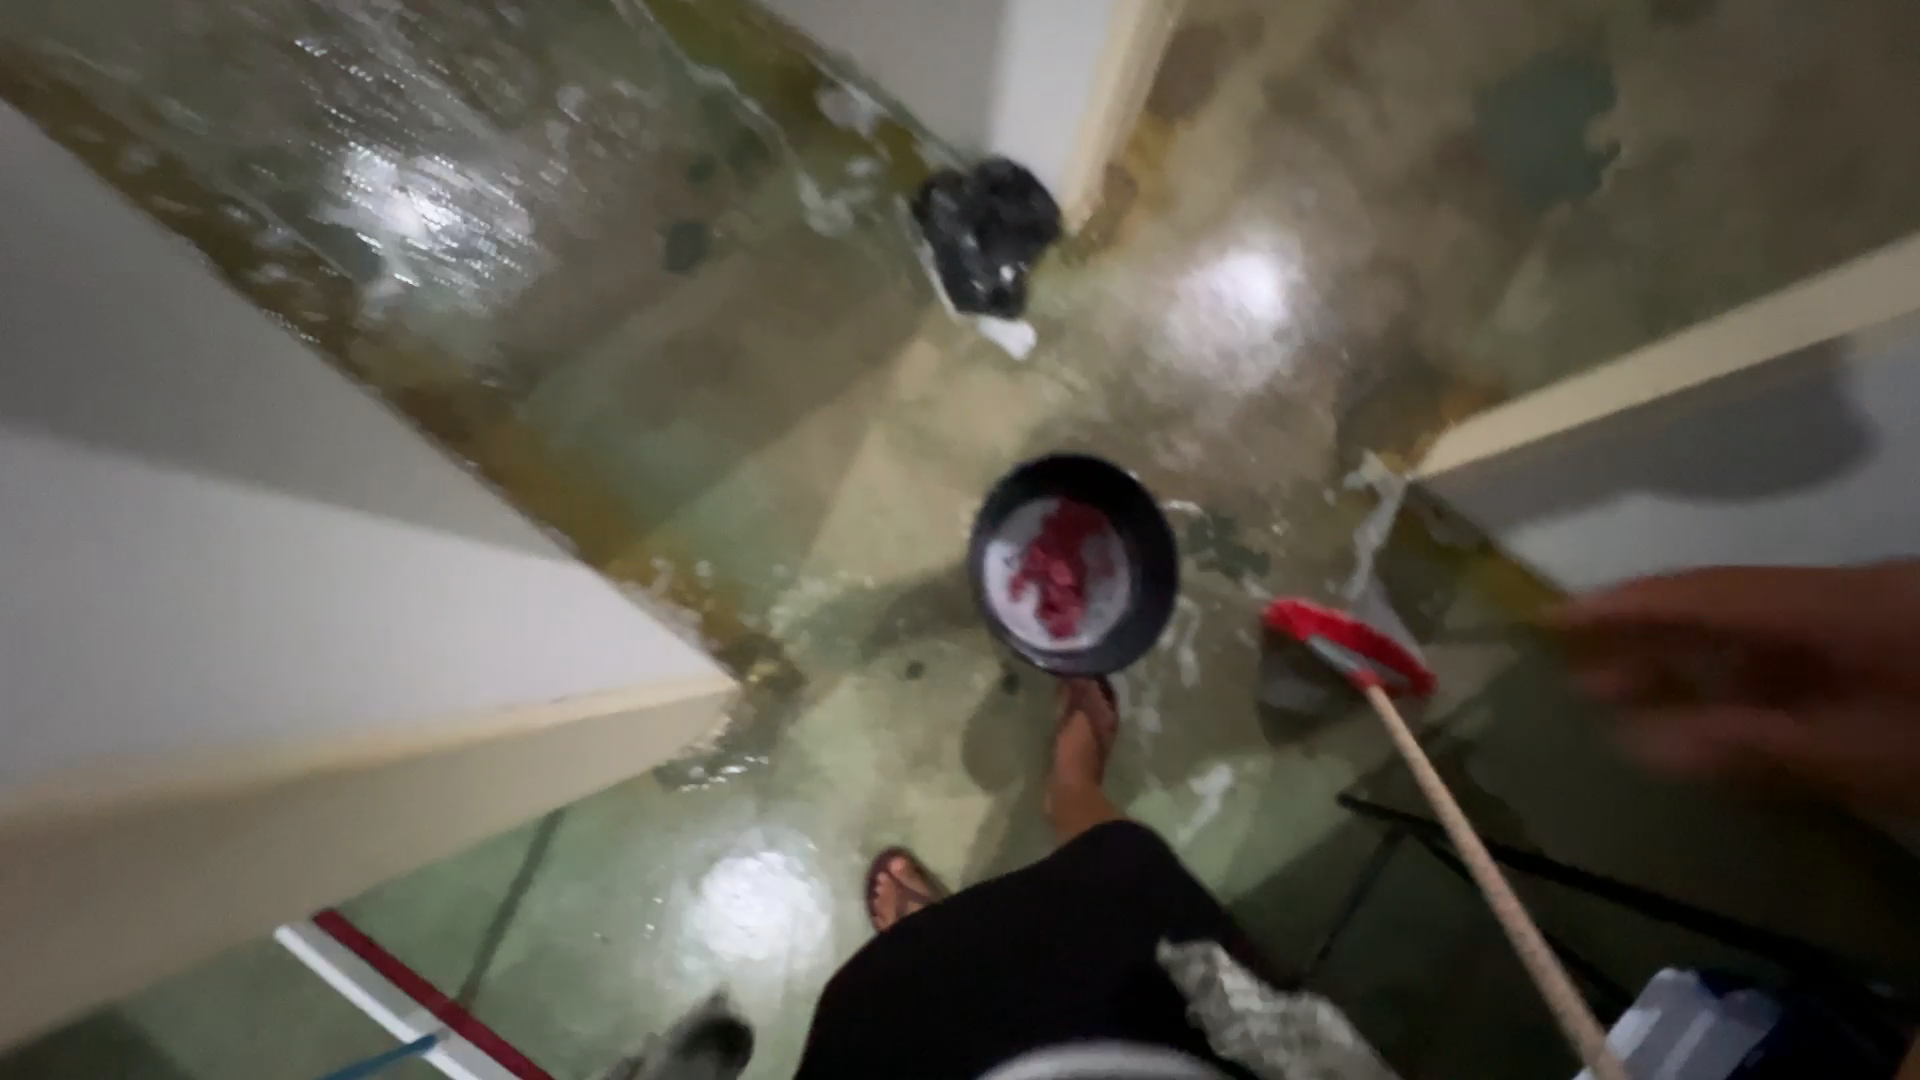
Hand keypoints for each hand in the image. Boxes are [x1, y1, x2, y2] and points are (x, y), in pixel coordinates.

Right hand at [1554, 561, 1919, 814]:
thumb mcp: (1858, 754)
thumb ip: (1747, 745)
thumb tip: (1628, 744)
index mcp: (1827, 602)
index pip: (1696, 593)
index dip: (1616, 606)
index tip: (1544, 621)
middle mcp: (1840, 592)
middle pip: (1717, 608)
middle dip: (1642, 645)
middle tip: (1577, 682)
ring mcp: (1872, 613)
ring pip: (1751, 631)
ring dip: (1686, 665)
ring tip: (1627, 701)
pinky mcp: (1891, 643)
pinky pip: (1789, 648)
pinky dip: (1737, 677)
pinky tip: (1712, 714)